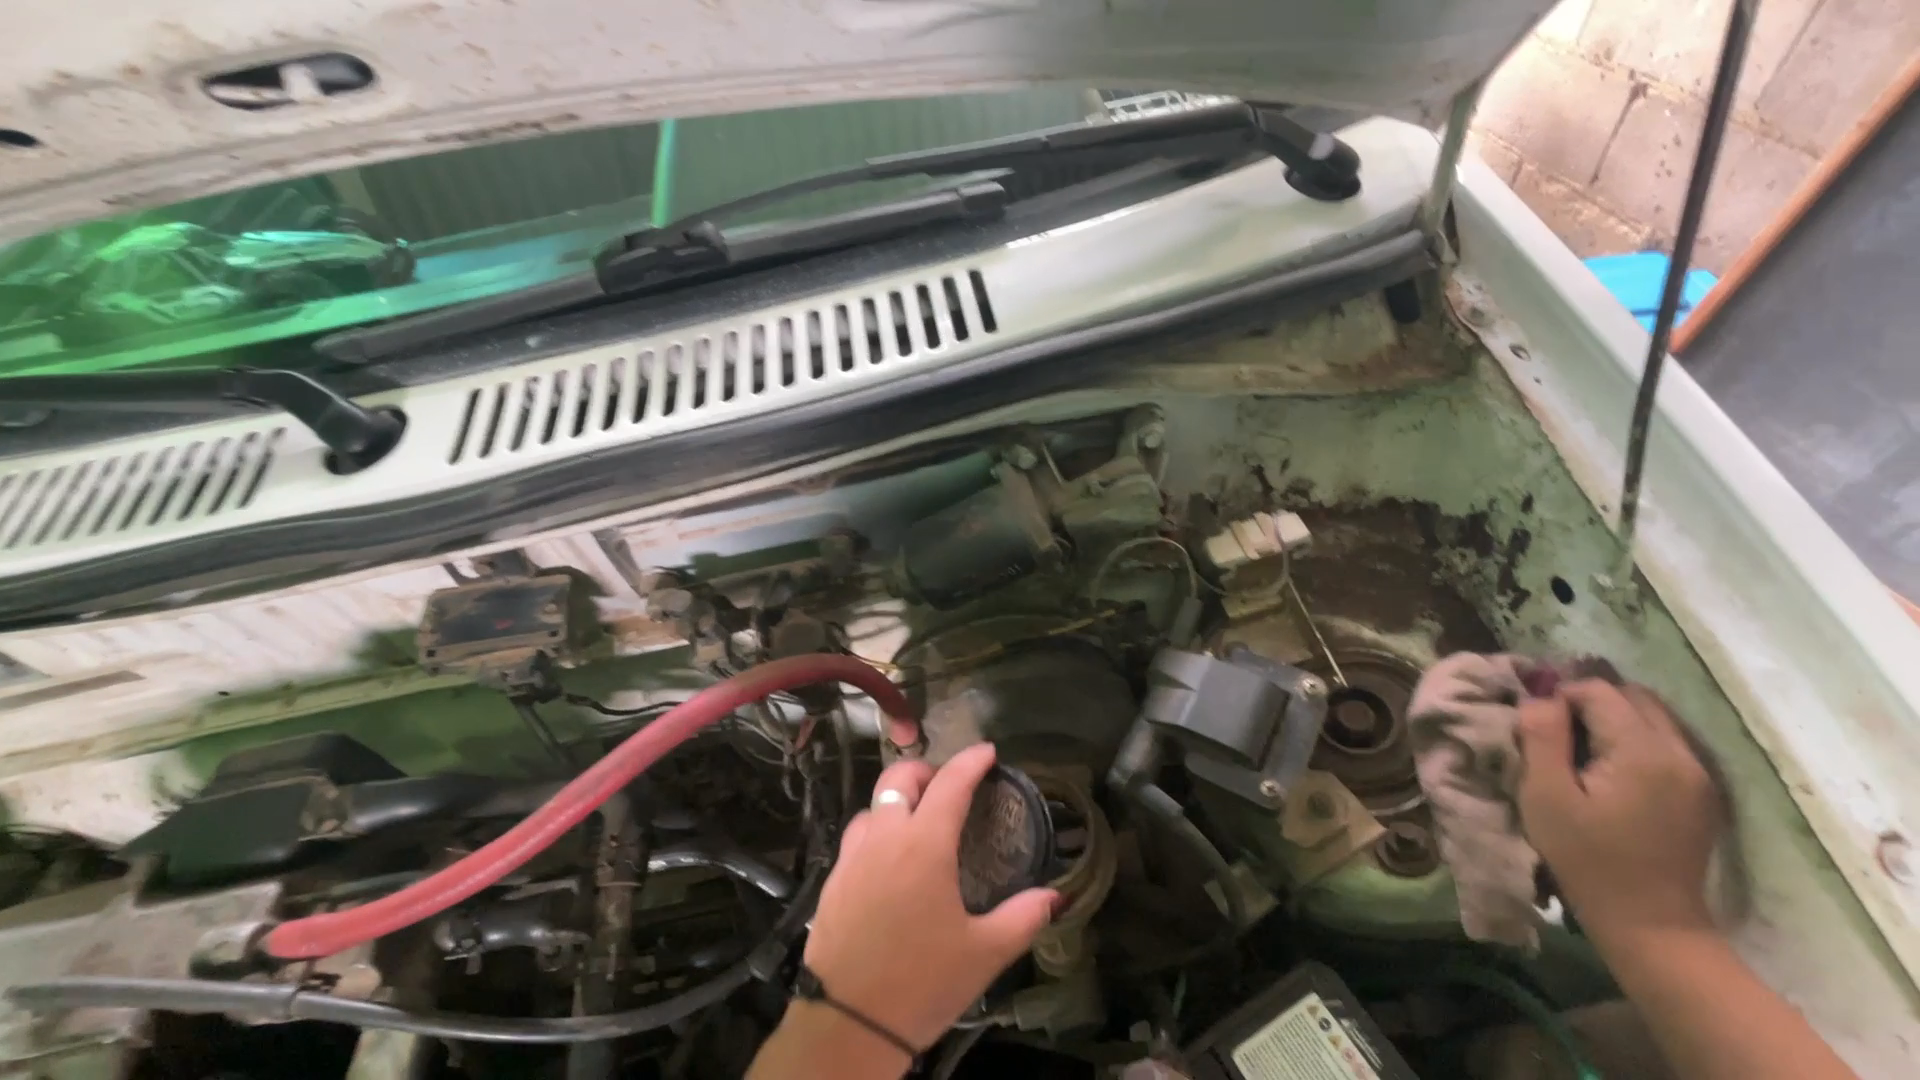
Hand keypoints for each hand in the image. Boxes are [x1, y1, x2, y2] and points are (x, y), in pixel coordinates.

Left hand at [803, 742, 1058, 1052]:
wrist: (846, 1023)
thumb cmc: (921, 982)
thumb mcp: (984, 954)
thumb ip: (1022, 918)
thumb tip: (1053, 896)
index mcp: (924, 844)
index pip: (950, 784)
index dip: (971, 761)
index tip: (988, 751)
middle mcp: (884, 838)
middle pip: (899, 778)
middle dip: (926, 770)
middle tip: (949, 784)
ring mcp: (852, 858)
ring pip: (871, 805)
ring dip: (896, 800)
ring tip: (917, 820)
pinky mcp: (832, 881)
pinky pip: (855, 837)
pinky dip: (876, 830)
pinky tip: (888, 860)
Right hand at [1517, 679, 1721, 944]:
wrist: (1650, 923)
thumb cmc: (1586, 858)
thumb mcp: (1545, 796)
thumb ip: (1541, 737)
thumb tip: (1540, 696)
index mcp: (1642, 751)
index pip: (1599, 691)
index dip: (1560, 697)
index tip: (1535, 725)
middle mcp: (1681, 752)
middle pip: (1633, 696)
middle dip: (1589, 702)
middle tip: (1555, 733)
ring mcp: (1698, 773)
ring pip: (1653, 716)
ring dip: (1613, 719)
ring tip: (1579, 749)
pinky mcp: (1701, 791)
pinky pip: (1666, 741)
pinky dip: (1634, 738)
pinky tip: (1610, 769)